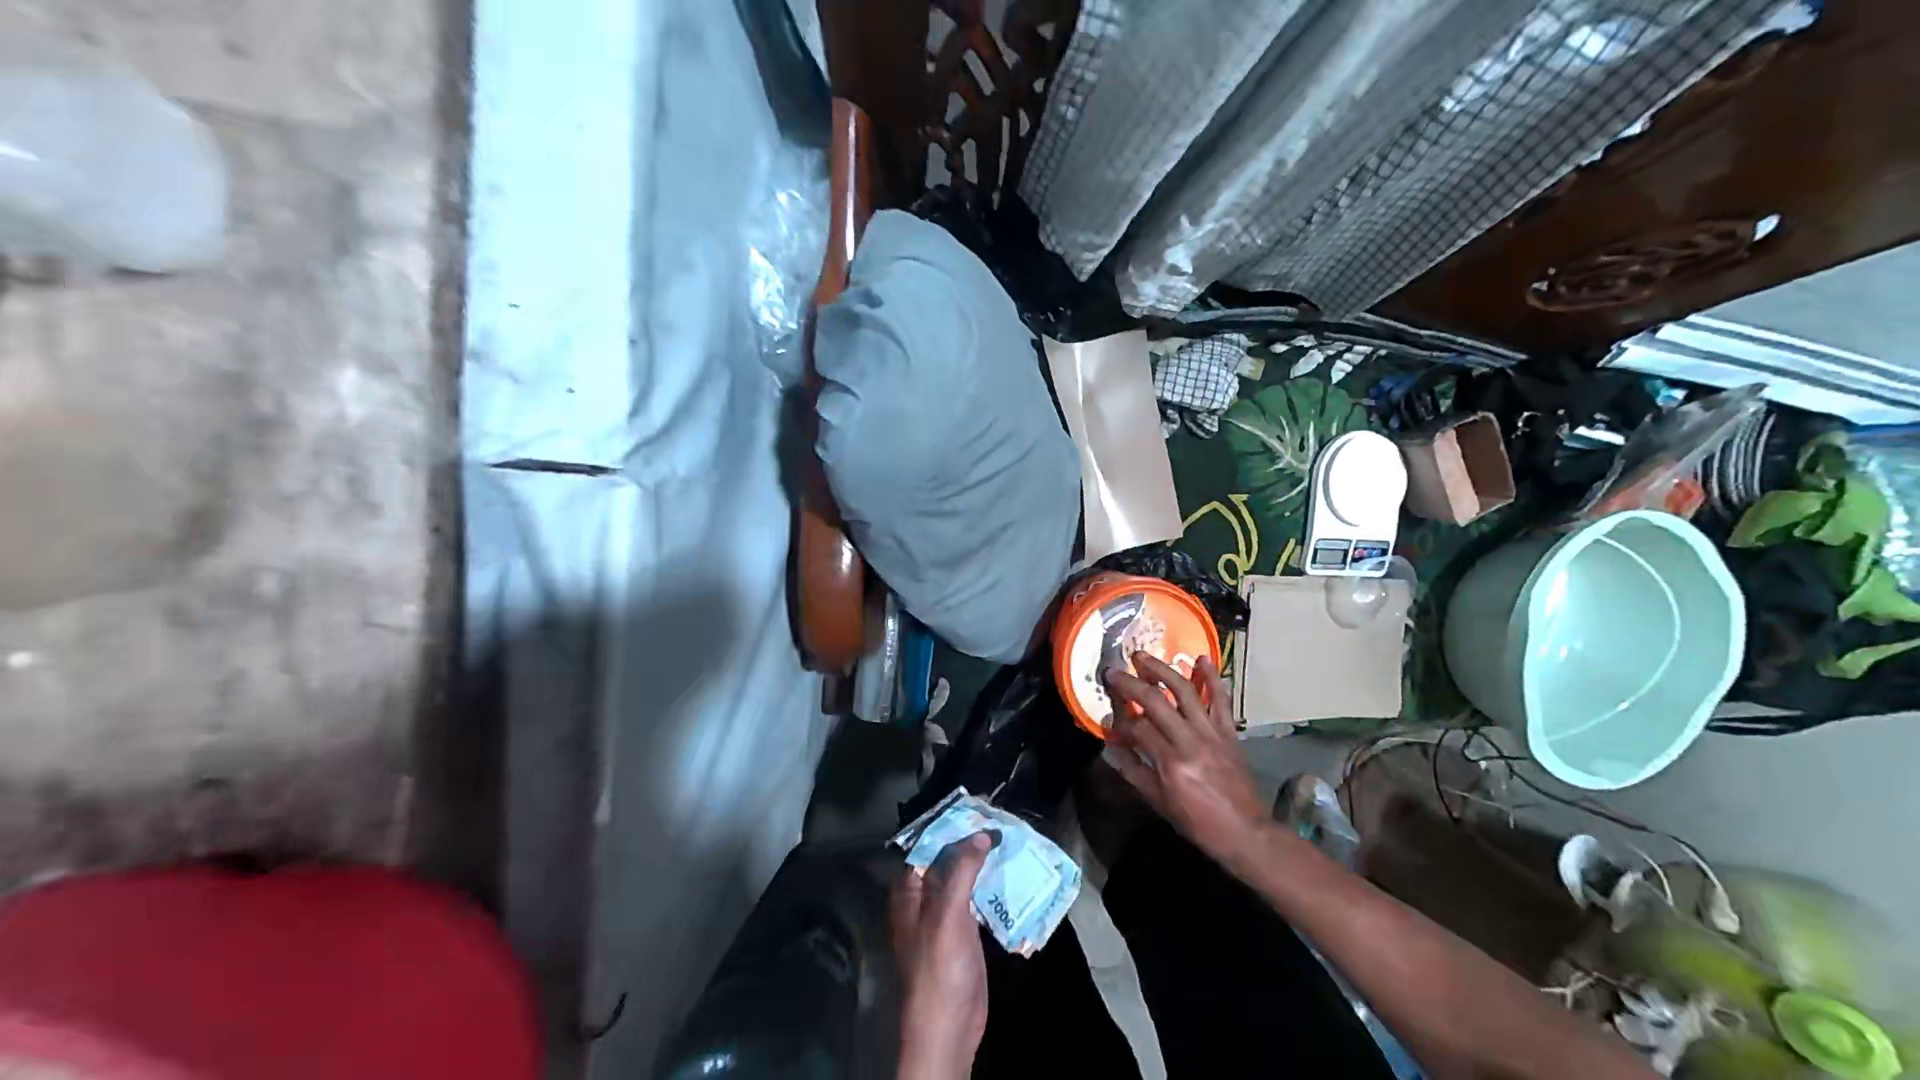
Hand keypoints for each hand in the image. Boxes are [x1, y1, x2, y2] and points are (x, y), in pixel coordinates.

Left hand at [890, 833, 990, 1079]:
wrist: (948, 1029)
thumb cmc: (939, 969)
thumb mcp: (948, 914)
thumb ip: (962, 870)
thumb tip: (981, 833)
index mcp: (909, 890)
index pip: (928, 844)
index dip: (951, 825)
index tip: (980, 807)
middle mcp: (923, 897)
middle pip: (948, 858)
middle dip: (972, 841)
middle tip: (1003, 822)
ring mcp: (944, 915)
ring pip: (964, 877)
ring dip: (984, 862)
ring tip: (1013, 841)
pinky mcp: (963, 932)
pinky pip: (977, 899)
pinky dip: (991, 886)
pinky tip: (1013, 874)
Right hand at [1104, 653, 1268, 865]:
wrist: (1246, 831)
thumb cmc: (1199, 822)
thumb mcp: (1160, 803)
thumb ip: (1135, 772)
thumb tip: (1114, 749)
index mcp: (1170, 762)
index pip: (1137, 727)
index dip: (1120, 718)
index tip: (1109, 712)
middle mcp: (1190, 740)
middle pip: (1155, 701)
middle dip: (1131, 683)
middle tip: (1114, 671)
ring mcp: (1211, 732)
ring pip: (1185, 690)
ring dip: (1162, 669)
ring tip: (1144, 656)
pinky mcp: (1228, 731)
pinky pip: (1220, 698)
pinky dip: (1211, 676)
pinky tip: (1200, 658)